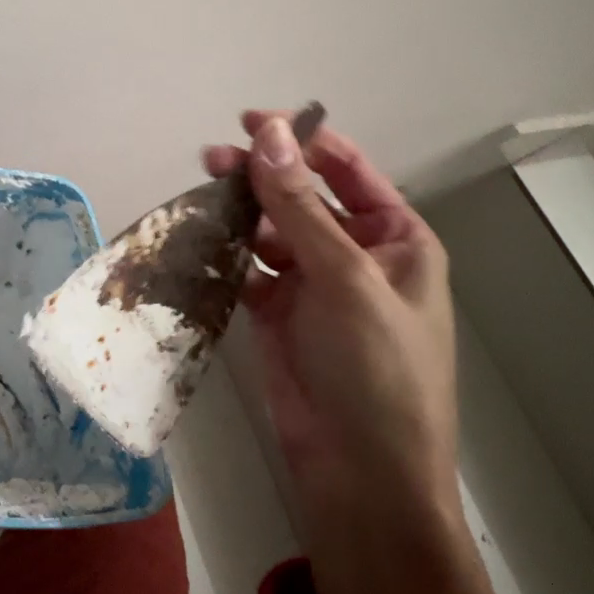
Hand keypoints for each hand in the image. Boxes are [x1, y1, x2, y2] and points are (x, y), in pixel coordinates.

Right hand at [204, 112, 496, 593]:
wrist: (360, 472)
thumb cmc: (375, 368)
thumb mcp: (344, 277)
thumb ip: (299, 203)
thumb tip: (268, 131)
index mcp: (395, 238)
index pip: (345, 169)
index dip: (300, 139)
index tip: (248, 121)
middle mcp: (355, 253)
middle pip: (301, 194)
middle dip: (261, 173)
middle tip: (212, 160)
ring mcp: (314, 284)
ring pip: (270, 228)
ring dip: (239, 211)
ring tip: (201, 197)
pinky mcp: (278, 313)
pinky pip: (248, 266)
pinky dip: (225, 250)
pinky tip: (199, 237)